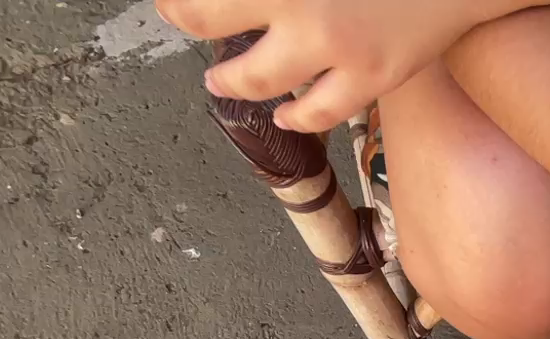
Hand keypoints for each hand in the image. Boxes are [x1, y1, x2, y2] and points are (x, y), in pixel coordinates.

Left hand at [154, 0, 501, 131]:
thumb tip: (253, 0)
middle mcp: (299, 3)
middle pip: (201, 17)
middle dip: (184, 17)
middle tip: (177, 17)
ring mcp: (336, 46)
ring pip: (258, 78)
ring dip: (231, 80)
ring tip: (221, 81)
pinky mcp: (372, 77)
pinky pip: (320, 111)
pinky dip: (294, 116)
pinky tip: (282, 114)